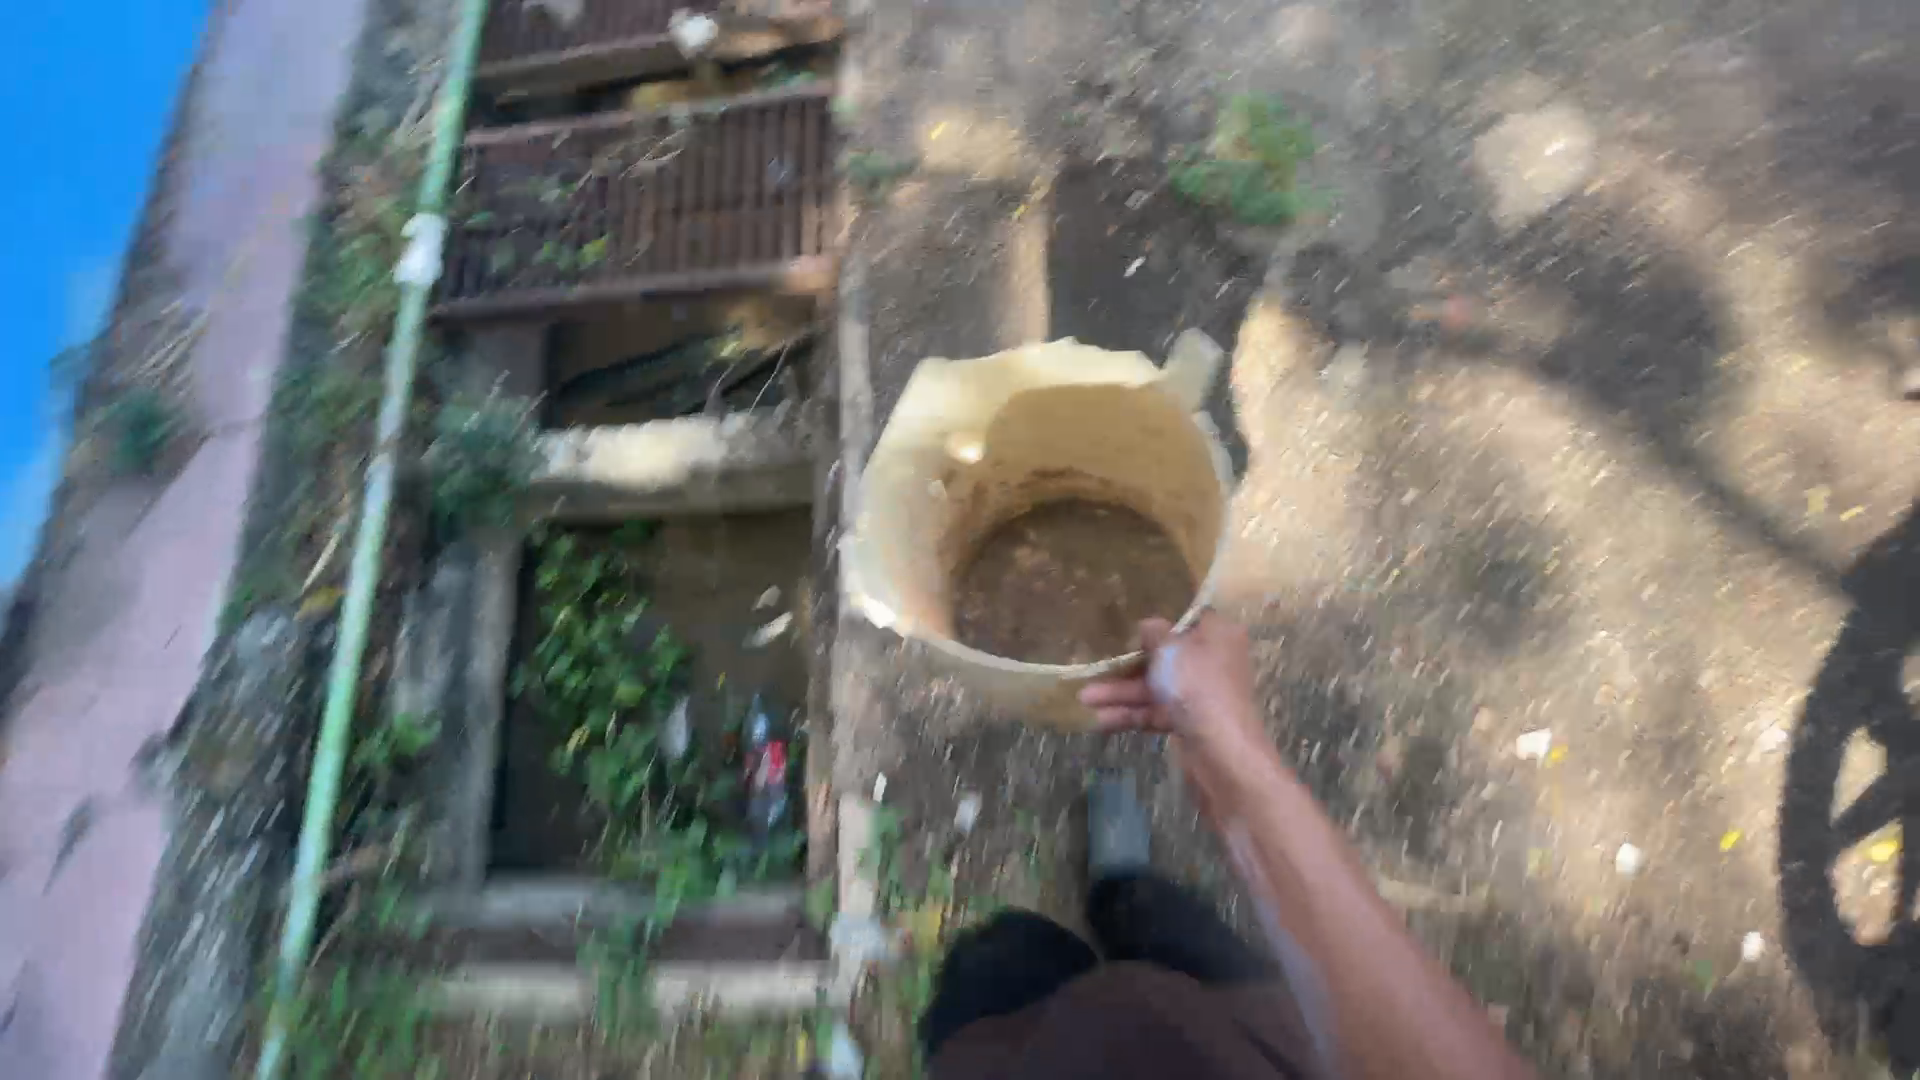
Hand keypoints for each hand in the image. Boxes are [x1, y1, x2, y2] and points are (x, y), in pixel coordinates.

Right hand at [1078, 613, 1266, 758]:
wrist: (1221, 751)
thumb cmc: (1197, 685)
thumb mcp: (1170, 648)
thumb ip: (1154, 632)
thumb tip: (1148, 626)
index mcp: (1217, 635)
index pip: (1186, 620)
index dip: (1159, 622)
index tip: (1130, 624)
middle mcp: (1211, 662)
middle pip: (1163, 657)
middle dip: (1126, 664)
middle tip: (1095, 665)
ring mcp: (1199, 694)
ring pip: (1154, 687)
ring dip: (1120, 692)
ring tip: (1084, 698)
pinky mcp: (1188, 722)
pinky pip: (1154, 712)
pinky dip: (1129, 714)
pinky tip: (1099, 719)